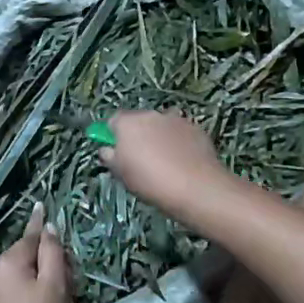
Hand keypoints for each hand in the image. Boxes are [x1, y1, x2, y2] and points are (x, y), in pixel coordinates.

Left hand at [0, 204, 69, 302]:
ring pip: (15, 276)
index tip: (41, 206)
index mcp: (5, 263)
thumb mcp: (56, 286)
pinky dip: (24, 295)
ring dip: (34, 279)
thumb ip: (52, 252)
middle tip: (69, 280)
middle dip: (43, 261)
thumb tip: (47, 227)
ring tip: (57, 300)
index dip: (41, 226)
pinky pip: (8, 293)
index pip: (29, 237)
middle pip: (22, 257)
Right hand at [99, 111, 228, 219]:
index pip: (112, 121)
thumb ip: (109, 157)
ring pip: (160, 125)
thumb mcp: (120, 174)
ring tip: (164, 161)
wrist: (196, 187)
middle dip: (137, 135)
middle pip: (138, 121)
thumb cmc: (150, 181)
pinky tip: (182, 161)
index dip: (112, 135)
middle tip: (140, 159)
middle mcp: (151, 114)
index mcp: (128, 123)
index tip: (116, 151)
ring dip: (158, 136)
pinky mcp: (196, 128)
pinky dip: (178, 142)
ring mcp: (176, 119)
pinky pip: (180, 132)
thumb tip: (107, 149)